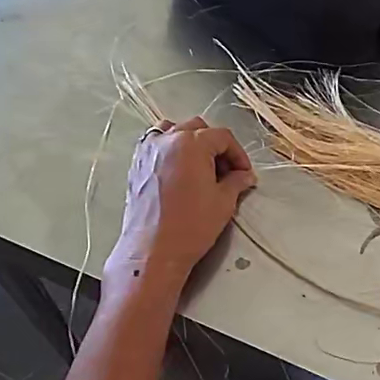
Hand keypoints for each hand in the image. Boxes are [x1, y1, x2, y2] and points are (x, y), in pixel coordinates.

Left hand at [104, 116, 255, 292]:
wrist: (153, 251)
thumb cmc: (189, 227)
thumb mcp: (223, 203)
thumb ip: (236, 182)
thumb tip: (243, 176)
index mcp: (191, 144)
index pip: (222, 137)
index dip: (238, 154)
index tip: (243, 172)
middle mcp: (166, 141)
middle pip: (197, 129)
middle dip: (215, 146)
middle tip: (226, 170)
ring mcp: (147, 152)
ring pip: (172, 131)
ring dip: (189, 142)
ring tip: (200, 166)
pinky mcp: (136, 166)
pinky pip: (154, 146)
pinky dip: (168, 149)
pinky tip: (177, 170)